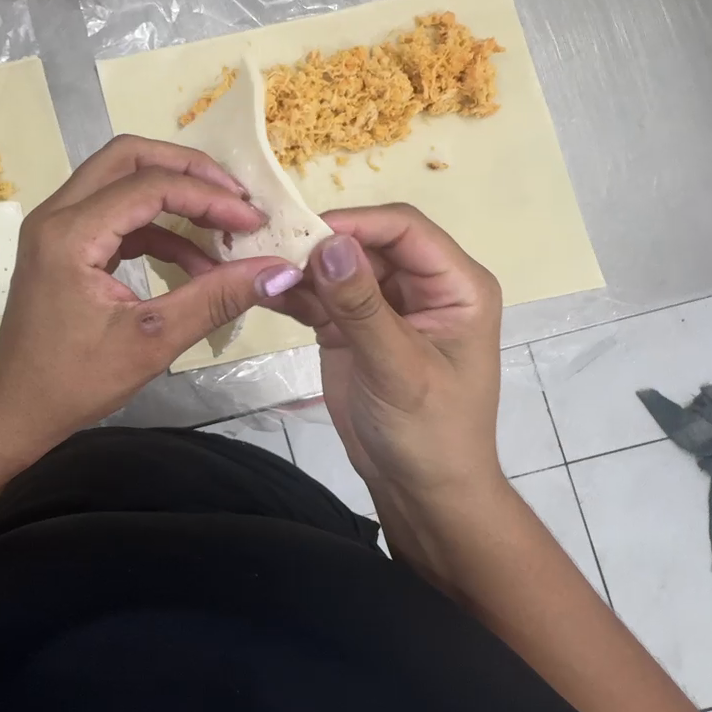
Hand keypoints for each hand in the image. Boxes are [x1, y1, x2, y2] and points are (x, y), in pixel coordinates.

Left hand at [0, 136, 304, 454]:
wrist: (18, 409)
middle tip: (236, 200)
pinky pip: (114, 216)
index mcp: (69, 234)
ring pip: (119, 181)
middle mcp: (55, 216)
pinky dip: (155, 229)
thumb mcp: (152, 340)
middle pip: (128, 159)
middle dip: (188, 172)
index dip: (209, 196)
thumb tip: (280, 270)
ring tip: (223, 232)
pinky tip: (192, 263)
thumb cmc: (75, 381)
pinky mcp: (62, 246)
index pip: (149, 185)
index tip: (255, 221)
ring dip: (173, 198)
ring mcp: (54, 228)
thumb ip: (215, 298)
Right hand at [266, 204, 503, 498]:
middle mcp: (419, 286)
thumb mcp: (398, 369)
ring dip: (299, 267)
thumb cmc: (429, 432)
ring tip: (255, 268)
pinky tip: (261, 291)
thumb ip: (362, 306)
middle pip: (365, 243)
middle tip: (268, 251)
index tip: (302, 232)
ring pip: (336, 266)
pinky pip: (318, 297)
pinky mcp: (348, 327)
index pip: (405, 230)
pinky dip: (291, 293)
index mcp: (455, 286)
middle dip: (320, 244)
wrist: (418, 488)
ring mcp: (381, 306)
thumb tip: (328, 244)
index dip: (356, 223)